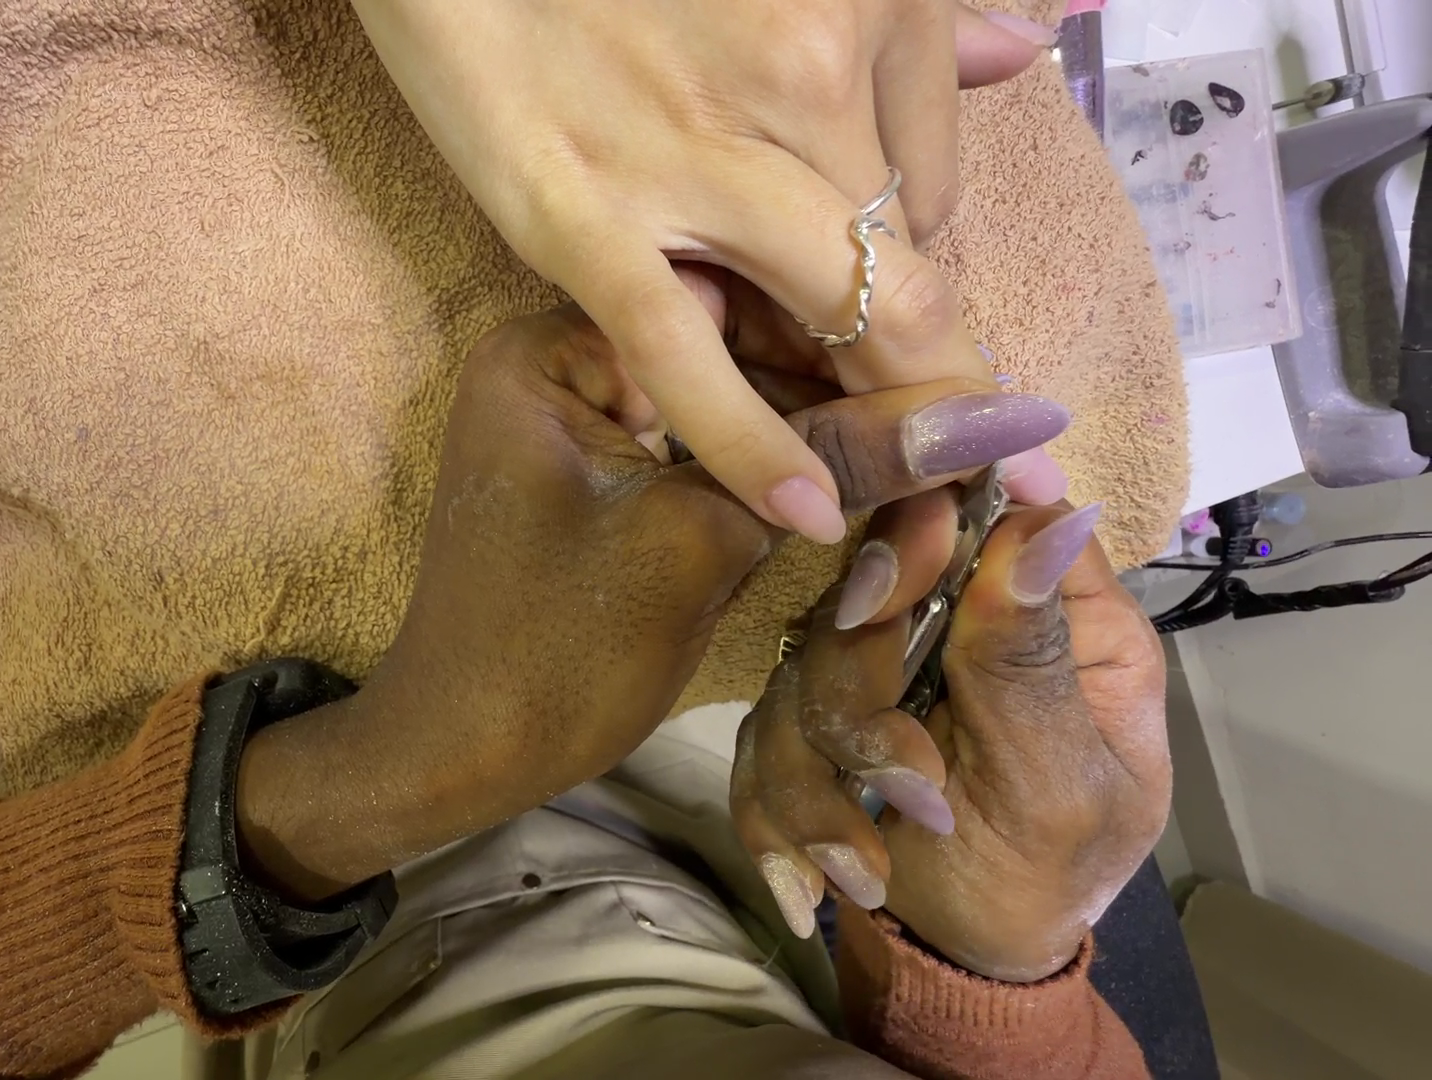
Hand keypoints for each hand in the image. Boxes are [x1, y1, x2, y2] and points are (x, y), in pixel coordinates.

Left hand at [236, 295, 1071, 901]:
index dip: (855, 335)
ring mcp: (571, 411)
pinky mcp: (589, 463)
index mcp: (553, 345)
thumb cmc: (555, 655)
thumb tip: (1002, 411)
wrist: (461, 746)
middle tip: (966, 421)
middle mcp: (557, 355)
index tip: (973, 375)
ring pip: (720, 392)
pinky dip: (767, 459)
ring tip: (929, 449)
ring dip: (816, 426)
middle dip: (841, 385)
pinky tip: (851, 475)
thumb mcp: (696, 547)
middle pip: (727, 341)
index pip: (733, 297)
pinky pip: (693, 437)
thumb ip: (836, 462)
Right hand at [349, 0, 1058, 539]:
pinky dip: (748, 444)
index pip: (930, 187)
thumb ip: (914, 13)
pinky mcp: (588, 225)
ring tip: (882, 480)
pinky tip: (801, 512)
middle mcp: (807, 70)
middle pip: (908, 264)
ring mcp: (698, 155)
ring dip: (872, 404)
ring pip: (836, 308)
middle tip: (970, 451)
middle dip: (939, 373)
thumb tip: (1023, 47)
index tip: (916, 346)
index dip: (926, 284)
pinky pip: (684, 354)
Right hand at [731, 502, 1171, 981]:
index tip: (888, 595)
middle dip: (861, 703)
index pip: (993, 517)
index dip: (934, 524)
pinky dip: (778, 810)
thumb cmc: (1043, 869)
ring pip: (797, 671)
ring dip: (819, 778)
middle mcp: (943, 622)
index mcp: (1043, 619)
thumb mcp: (1060, 783)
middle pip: (865, 592)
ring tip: (862, 868)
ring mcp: (863, 664)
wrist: (952, 940)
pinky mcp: (802, 707)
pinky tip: (810, 876)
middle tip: (905, 788)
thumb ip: (1030, 662)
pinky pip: (756, 732)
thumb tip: (1046, 518)